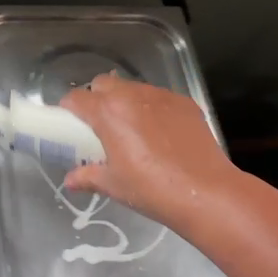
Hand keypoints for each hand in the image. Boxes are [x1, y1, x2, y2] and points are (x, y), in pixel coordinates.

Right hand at [59, 72, 237, 226]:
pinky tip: (161, 134)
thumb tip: (70, 181)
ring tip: (132, 129)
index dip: (69, 110)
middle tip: (100, 126)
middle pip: (104, 83)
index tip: (71, 125)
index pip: (76, 98)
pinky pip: (159, 98)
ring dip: (125, 101)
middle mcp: (131, 95)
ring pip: (133, 88)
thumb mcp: (114, 185)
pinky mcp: (184, 103)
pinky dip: (152, 109)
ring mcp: (161, 96)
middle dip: (96, 98)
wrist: (207, 193)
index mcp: (107, 112)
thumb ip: (87, 177)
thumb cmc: (152, 189)